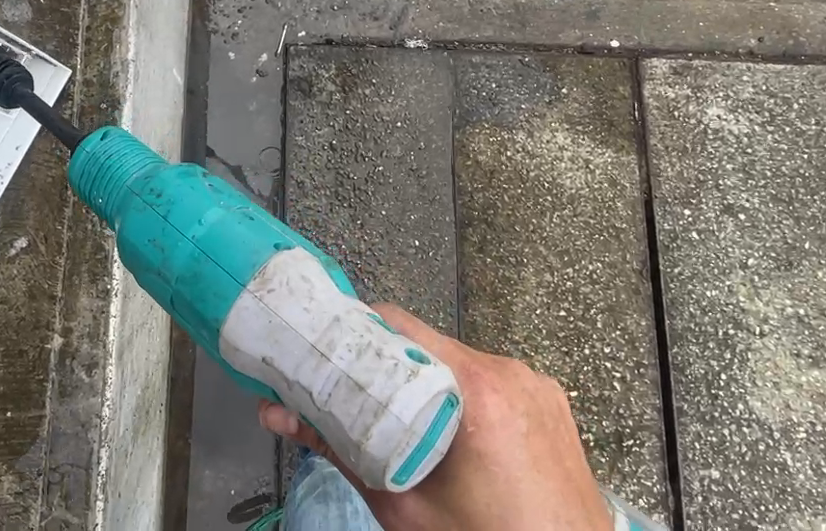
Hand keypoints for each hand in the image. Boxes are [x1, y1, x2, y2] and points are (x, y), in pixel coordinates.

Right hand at [258, 305, 611, 530]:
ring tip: (399, 417)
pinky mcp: (551, 401)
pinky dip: (461, 394)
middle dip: (384, 361)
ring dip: (423, 379)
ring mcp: (536, 384)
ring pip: (455, 359)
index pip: (396, 323)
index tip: (327, 350)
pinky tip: (447, 431)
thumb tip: (274, 413)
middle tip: (352, 390)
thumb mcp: (400, 503)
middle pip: (424, 340)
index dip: (354, 331)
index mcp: (476, 388)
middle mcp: (509, 371)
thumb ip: (335, 449)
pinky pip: (489, 379)